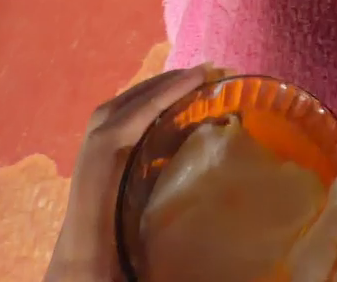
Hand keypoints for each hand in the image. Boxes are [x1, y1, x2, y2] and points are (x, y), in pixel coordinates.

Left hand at [44, 67, 206, 281]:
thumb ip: (199, 275)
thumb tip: (259, 270)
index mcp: (87, 238)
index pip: (107, 146)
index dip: (151, 104)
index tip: (198, 82)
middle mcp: (77, 219)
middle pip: (100, 128)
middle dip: (150, 92)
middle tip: (203, 75)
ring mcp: (78, 220)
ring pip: (98, 139)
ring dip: (143, 104)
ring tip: (192, 90)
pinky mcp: (86, 227)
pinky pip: (107, 159)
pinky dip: (140, 130)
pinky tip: (173, 135)